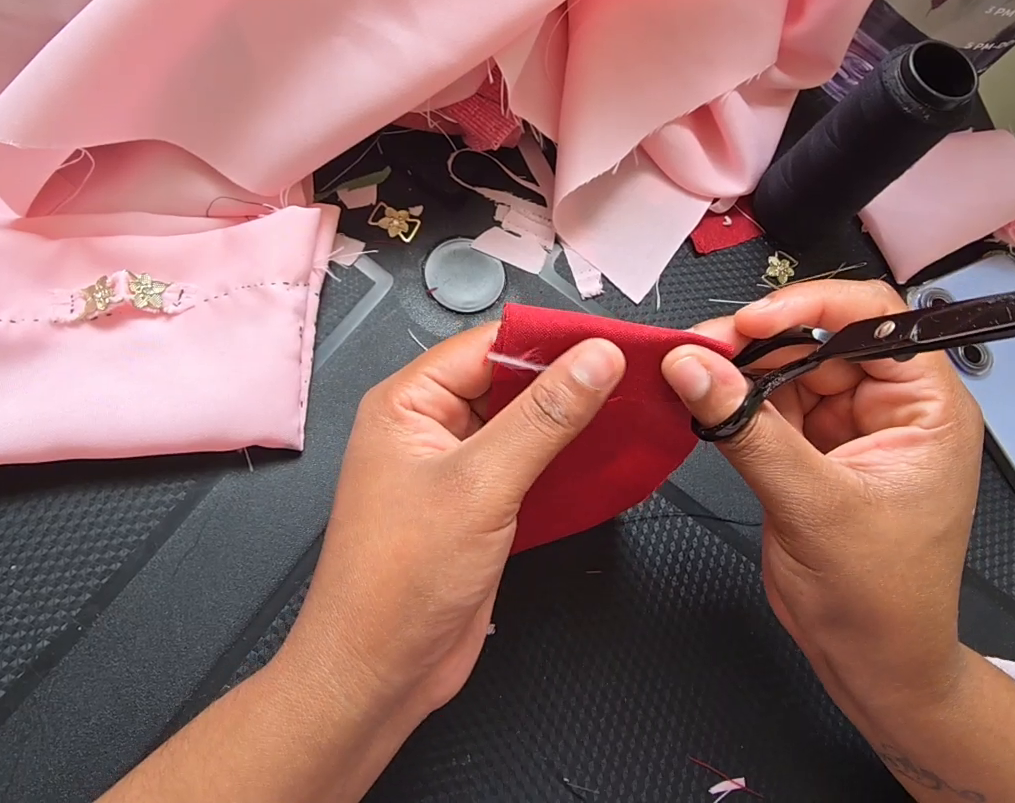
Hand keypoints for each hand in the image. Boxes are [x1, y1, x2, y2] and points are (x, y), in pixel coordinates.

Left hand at [283, 324, 625, 728]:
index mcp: (408, 401)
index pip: (489, 345)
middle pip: (509, 380)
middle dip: (567, 378)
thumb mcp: (481, 485)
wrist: (379, 675)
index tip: (614, 341)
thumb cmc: (401, 579)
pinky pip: (527, 461)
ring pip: (523, 421)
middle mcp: (429, 423)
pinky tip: (606, 453)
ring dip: (571, 419)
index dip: (551, 340)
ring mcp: (456, 465)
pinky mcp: (479, 502)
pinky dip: (563, 457)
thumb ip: (544, 417)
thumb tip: (596, 357)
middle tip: (634, 374)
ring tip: (632, 407)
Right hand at [660, 280, 983, 710]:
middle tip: (701, 349)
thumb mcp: (815, 507)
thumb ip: (749, 431)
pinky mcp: (804, 444)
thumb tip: (694, 367)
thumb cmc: (879, 599)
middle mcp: (885, 404)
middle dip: (758, 340)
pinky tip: (702, 396)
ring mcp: (841, 423)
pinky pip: (762, 401)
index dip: (813, 308)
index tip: (753, 323)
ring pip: (783, 366)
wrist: (867, 662)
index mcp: (925, 407)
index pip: (876, 320)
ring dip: (737, 367)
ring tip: (692, 370)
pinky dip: (730, 398)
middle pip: (817, 337)